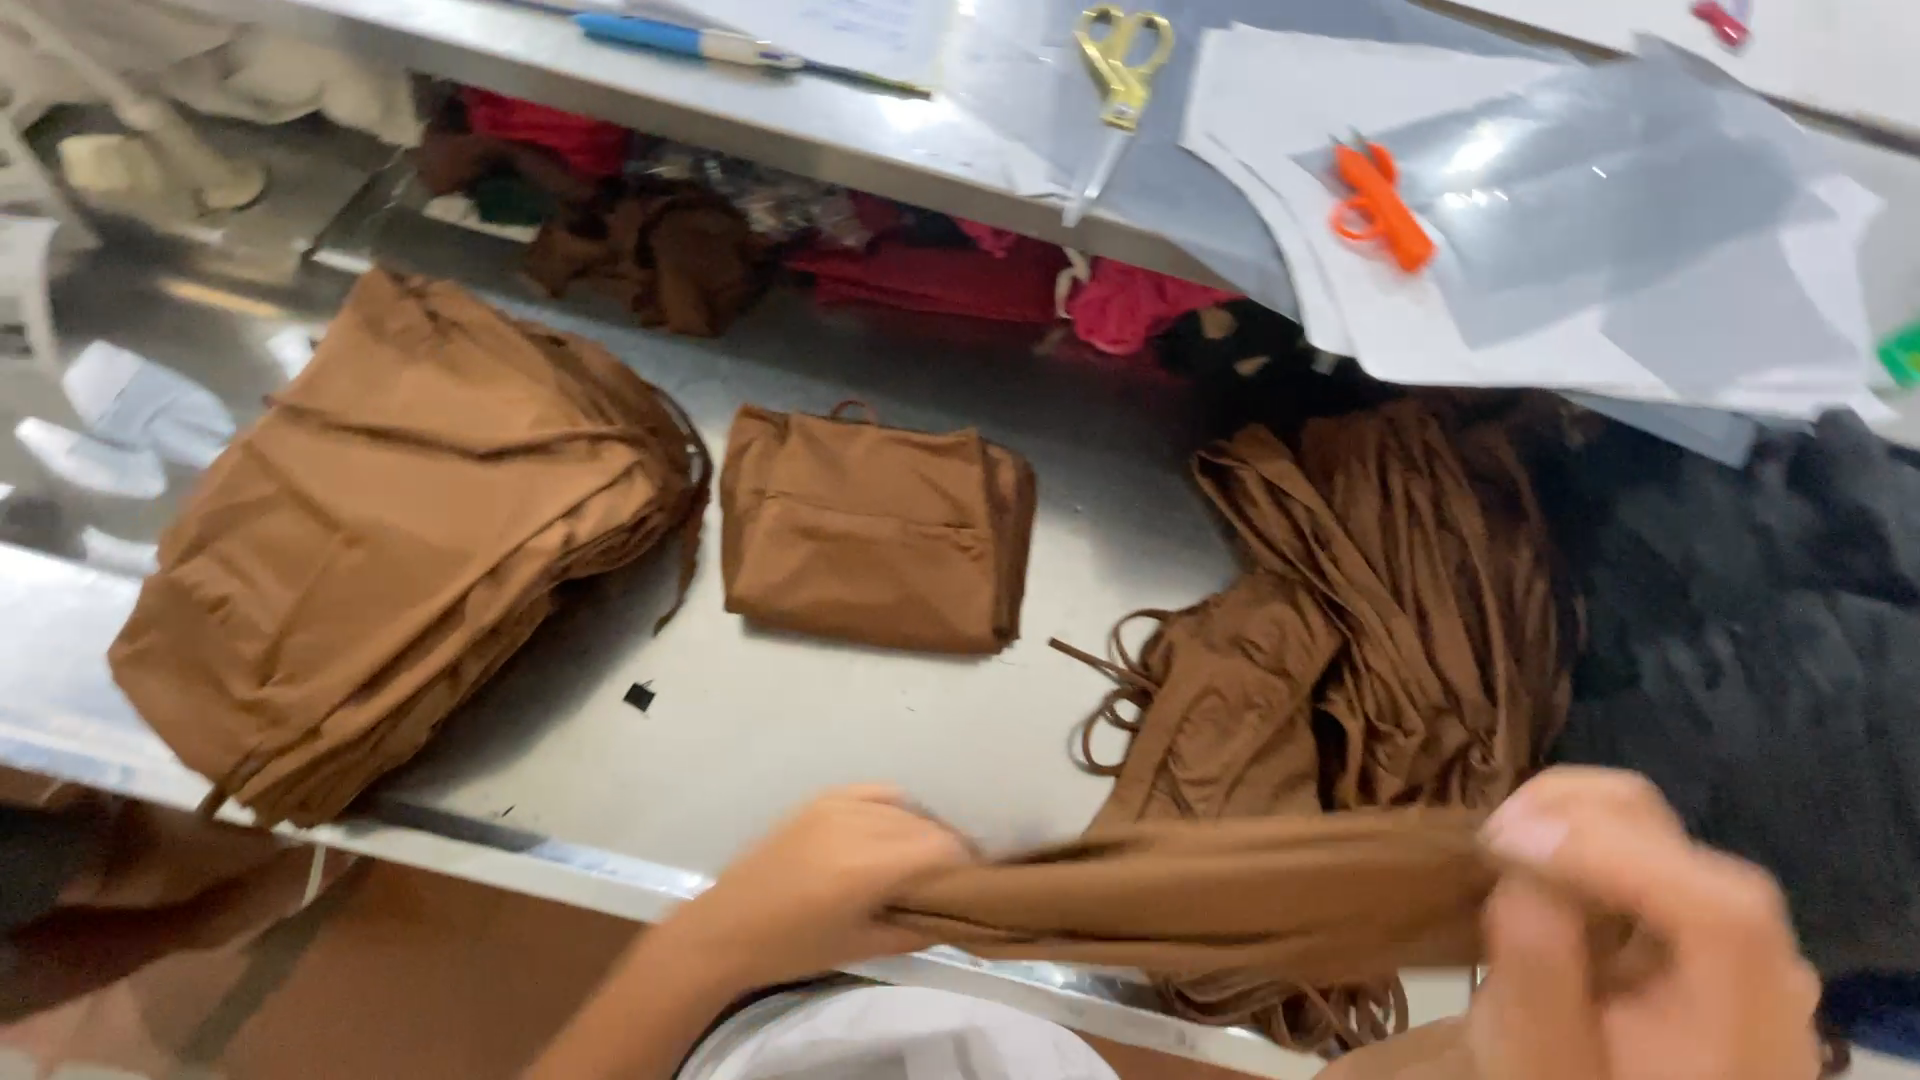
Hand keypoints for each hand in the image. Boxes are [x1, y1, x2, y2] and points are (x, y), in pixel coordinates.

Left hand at [652, 785, 972, 989]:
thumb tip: (961, 915)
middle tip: (952, 875)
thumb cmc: (794, 948)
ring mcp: (837, 806)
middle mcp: (855, 826)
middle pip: (926, 825)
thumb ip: (918, 927)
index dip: (965, 862)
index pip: (940, 847)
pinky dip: (896, 807)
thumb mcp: (862, 946)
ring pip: (904, 808)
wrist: (727, 927)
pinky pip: (877, 791)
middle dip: (947, 847)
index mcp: (865, 867)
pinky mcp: (823, 798)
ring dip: (923, 830)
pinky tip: (898, 828)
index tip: (973, 881)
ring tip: (924, 856)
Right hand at [1472, 767, 1821, 1079]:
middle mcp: (1760, 968)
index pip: (1719, 914)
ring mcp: (1730, 935)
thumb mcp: (1536, 1055)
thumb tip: (1522, 859)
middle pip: (1683, 851)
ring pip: (1657, 828)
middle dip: (1572, 818)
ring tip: (1502, 842)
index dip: (1611, 855)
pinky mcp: (1692, 917)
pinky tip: (1529, 854)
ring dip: (1567, 815)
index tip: (1507, 841)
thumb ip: (1537, 964)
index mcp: (1743, 1027)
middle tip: (1490, 838)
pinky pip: (1636, 843)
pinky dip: (1573, 829)